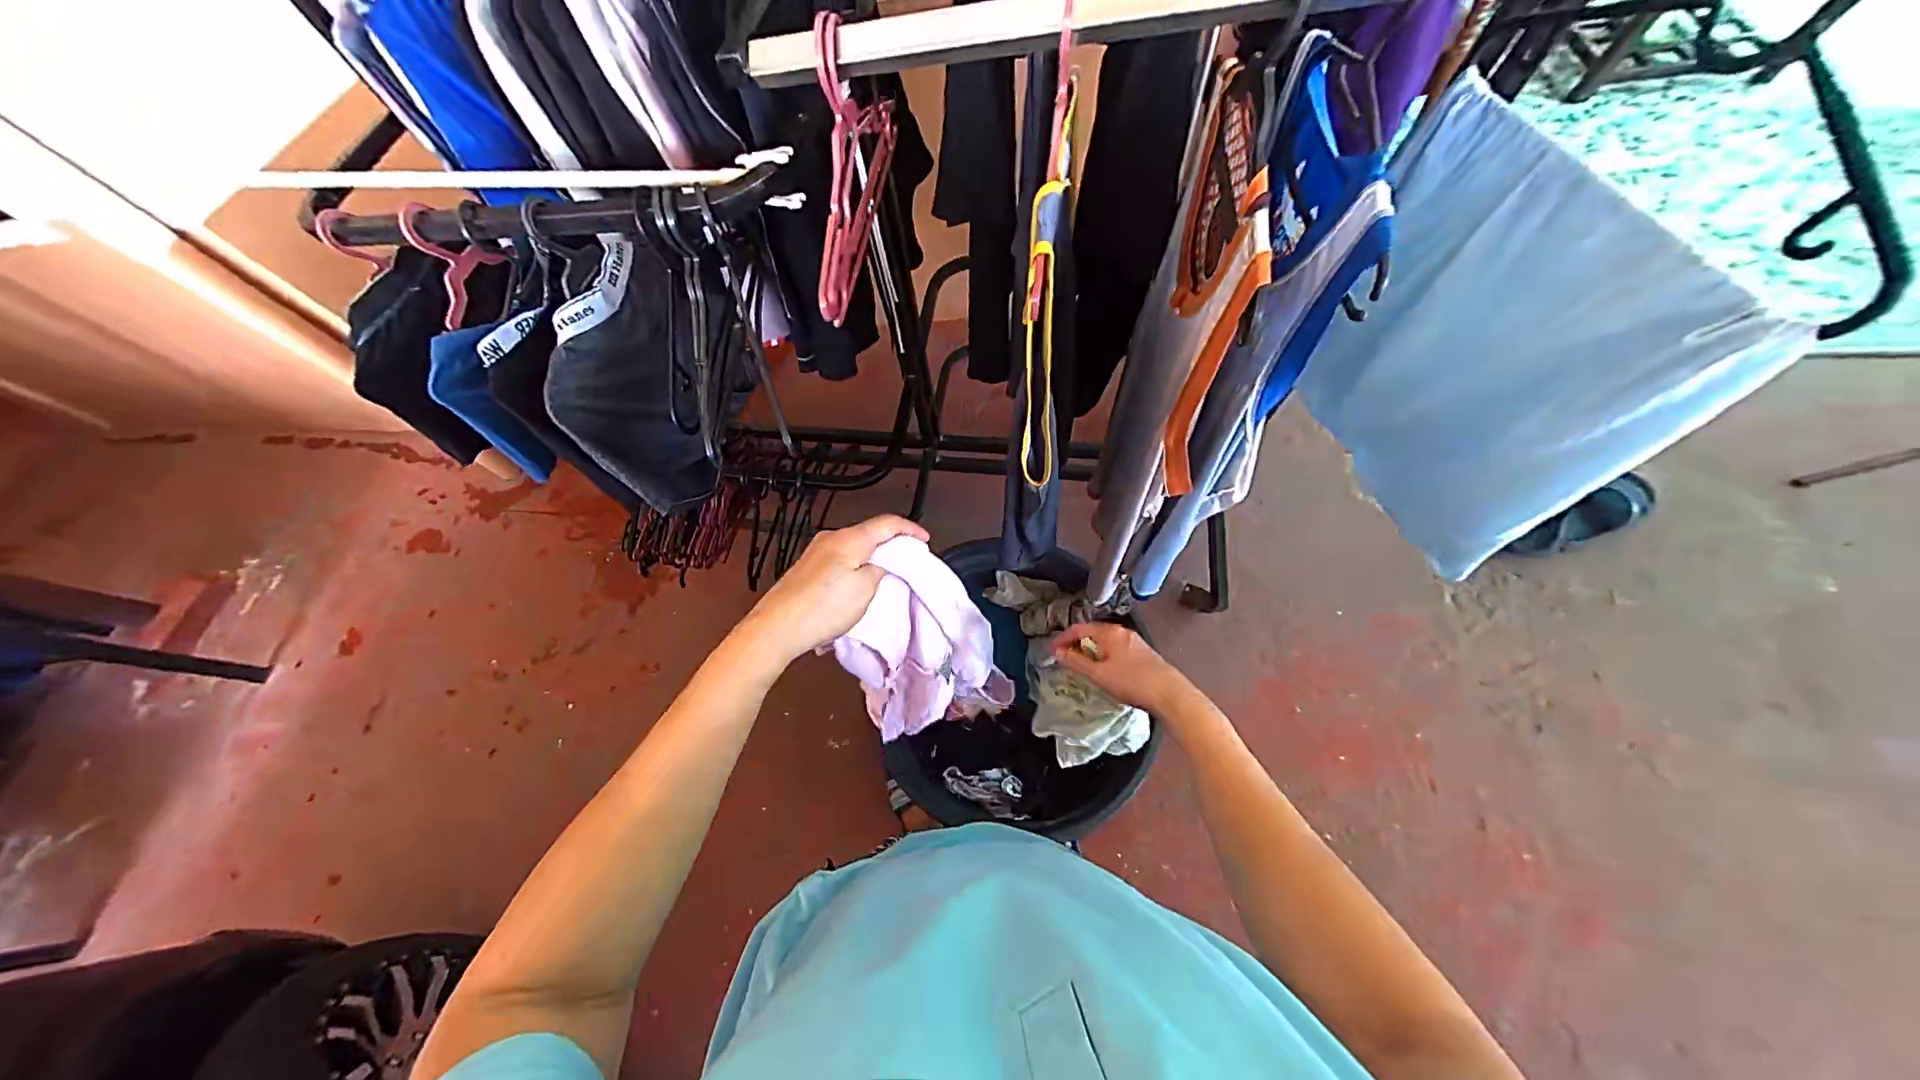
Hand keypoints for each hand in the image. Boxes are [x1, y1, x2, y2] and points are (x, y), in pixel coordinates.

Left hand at [734, 514, 930, 663]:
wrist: (777, 629)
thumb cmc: (820, 610)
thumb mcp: (865, 589)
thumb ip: (880, 569)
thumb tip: (882, 563)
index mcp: (849, 539)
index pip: (887, 523)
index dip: (910, 529)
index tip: (923, 539)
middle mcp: (830, 539)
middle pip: (869, 533)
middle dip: (892, 544)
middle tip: (909, 559)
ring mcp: (816, 553)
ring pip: (854, 547)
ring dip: (873, 557)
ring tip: (887, 575)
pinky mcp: (807, 569)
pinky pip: (840, 560)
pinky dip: (857, 566)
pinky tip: (859, 586)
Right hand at [1051, 622, 1195, 715]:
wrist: (1169, 693)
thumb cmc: (1131, 681)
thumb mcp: (1098, 674)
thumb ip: (1076, 662)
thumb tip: (1058, 653)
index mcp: (1109, 632)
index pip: (1078, 628)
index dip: (1062, 639)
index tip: (1052, 651)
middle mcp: (1122, 632)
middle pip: (1092, 632)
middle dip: (1076, 644)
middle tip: (1065, 658)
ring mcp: (1134, 641)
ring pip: (1105, 641)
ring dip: (1090, 650)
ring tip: (1082, 665)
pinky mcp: (1143, 653)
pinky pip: (1116, 648)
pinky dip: (1104, 655)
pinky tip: (1104, 669)